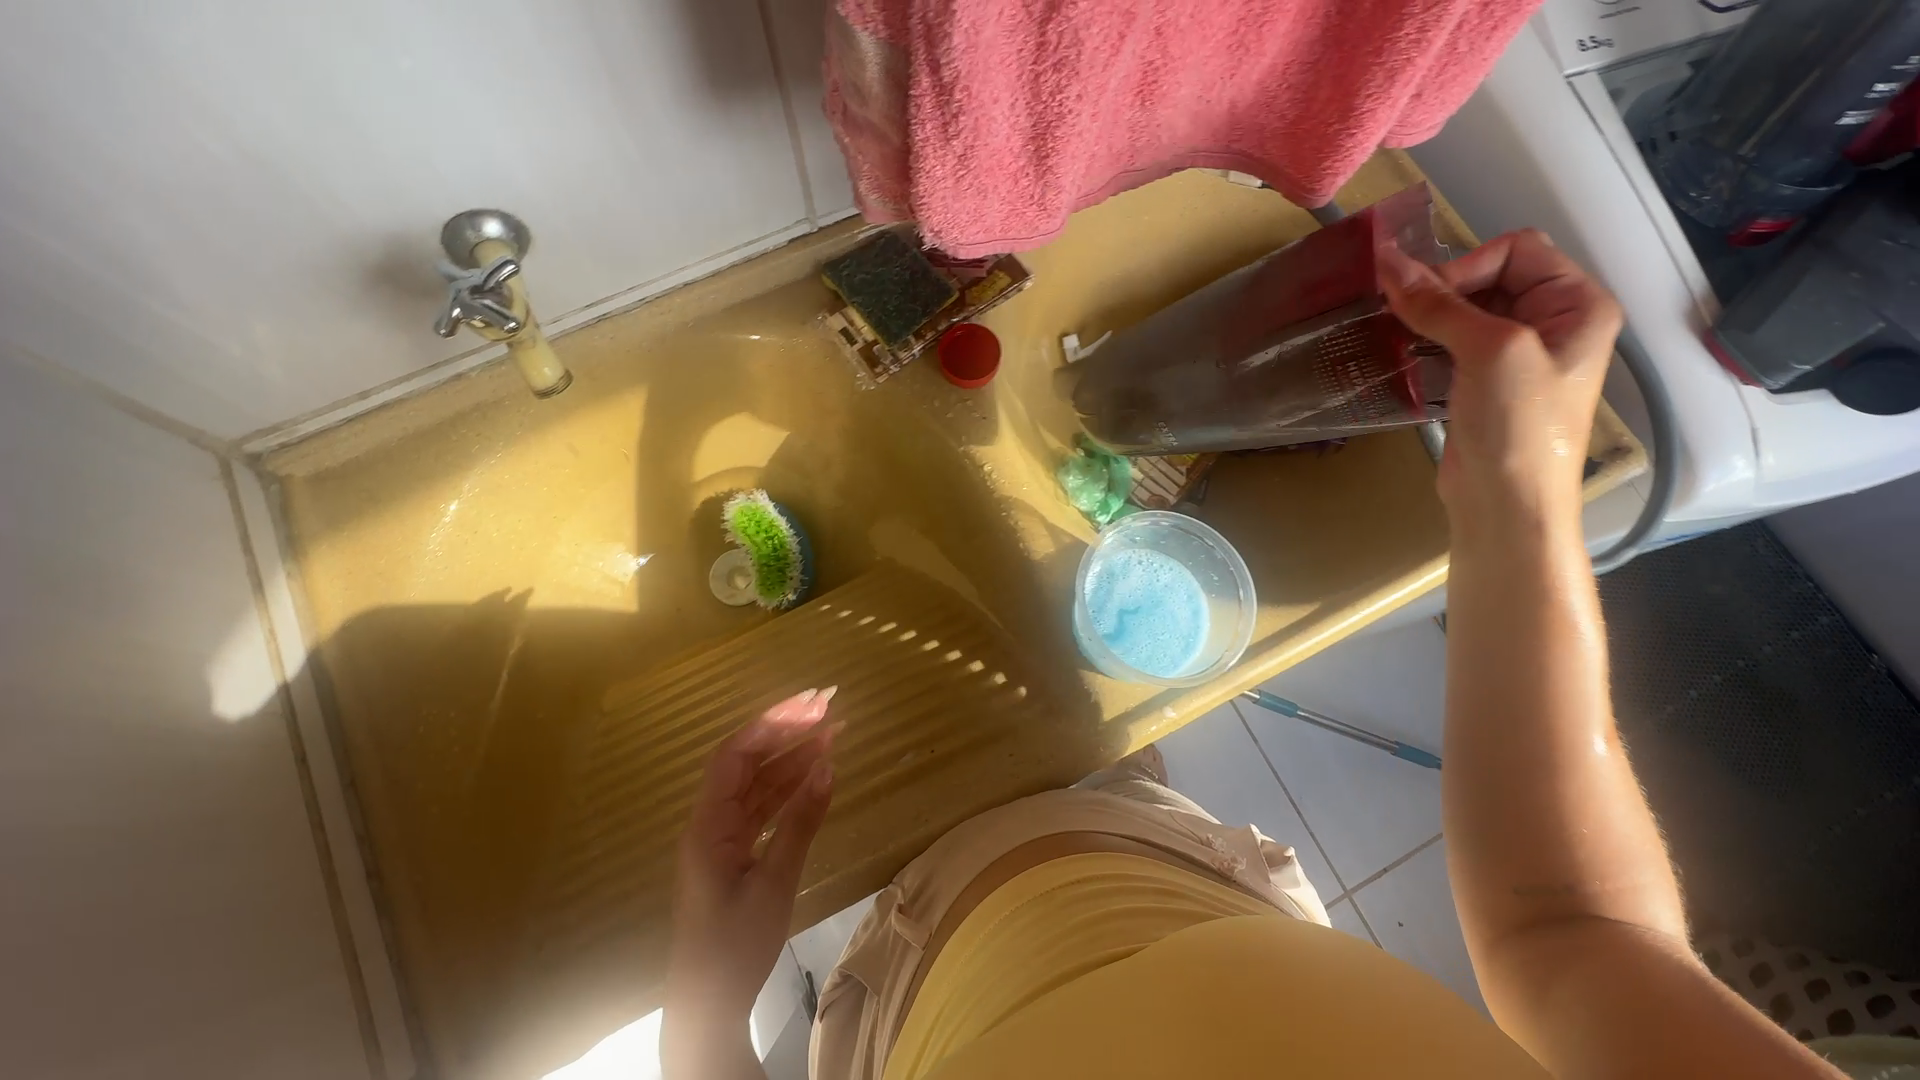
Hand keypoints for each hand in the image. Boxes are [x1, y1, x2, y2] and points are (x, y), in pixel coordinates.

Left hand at [665, 688, 836, 1021]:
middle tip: (829, 706)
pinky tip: (816, 774)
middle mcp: (711, 822)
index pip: (736, 755)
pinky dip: (790, 790)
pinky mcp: (736, 854)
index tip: (812, 705)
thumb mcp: (774, 883)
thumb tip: (829, 767)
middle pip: (747, 763)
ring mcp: (723, 838)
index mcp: (707, 824)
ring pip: (759, 785)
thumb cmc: (735, 946)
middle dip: (787, 731)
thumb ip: (801, 823)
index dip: (773, 724)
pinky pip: (764, 809)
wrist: (709, 1005)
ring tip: (834, 731)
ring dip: (793, 758)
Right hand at [1376, 229, 1621, 526]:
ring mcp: (1517, 357)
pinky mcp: (1483, 384)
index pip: (1515, 252)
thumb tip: (1386, 261)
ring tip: (1392, 333)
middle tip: (1399, 317)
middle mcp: (1553, 322)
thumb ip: (1439, 304)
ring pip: (1464, 313)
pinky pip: (1452, 346)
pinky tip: (1400, 355)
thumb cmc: (1517, 425)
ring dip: (1427, 319)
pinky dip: (1424, 344)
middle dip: (1442, 292)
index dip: (1465, 267)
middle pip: (1488, 279)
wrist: (1506, 505)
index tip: (1424, 302)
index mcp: (1577, 303)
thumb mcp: (1488, 352)